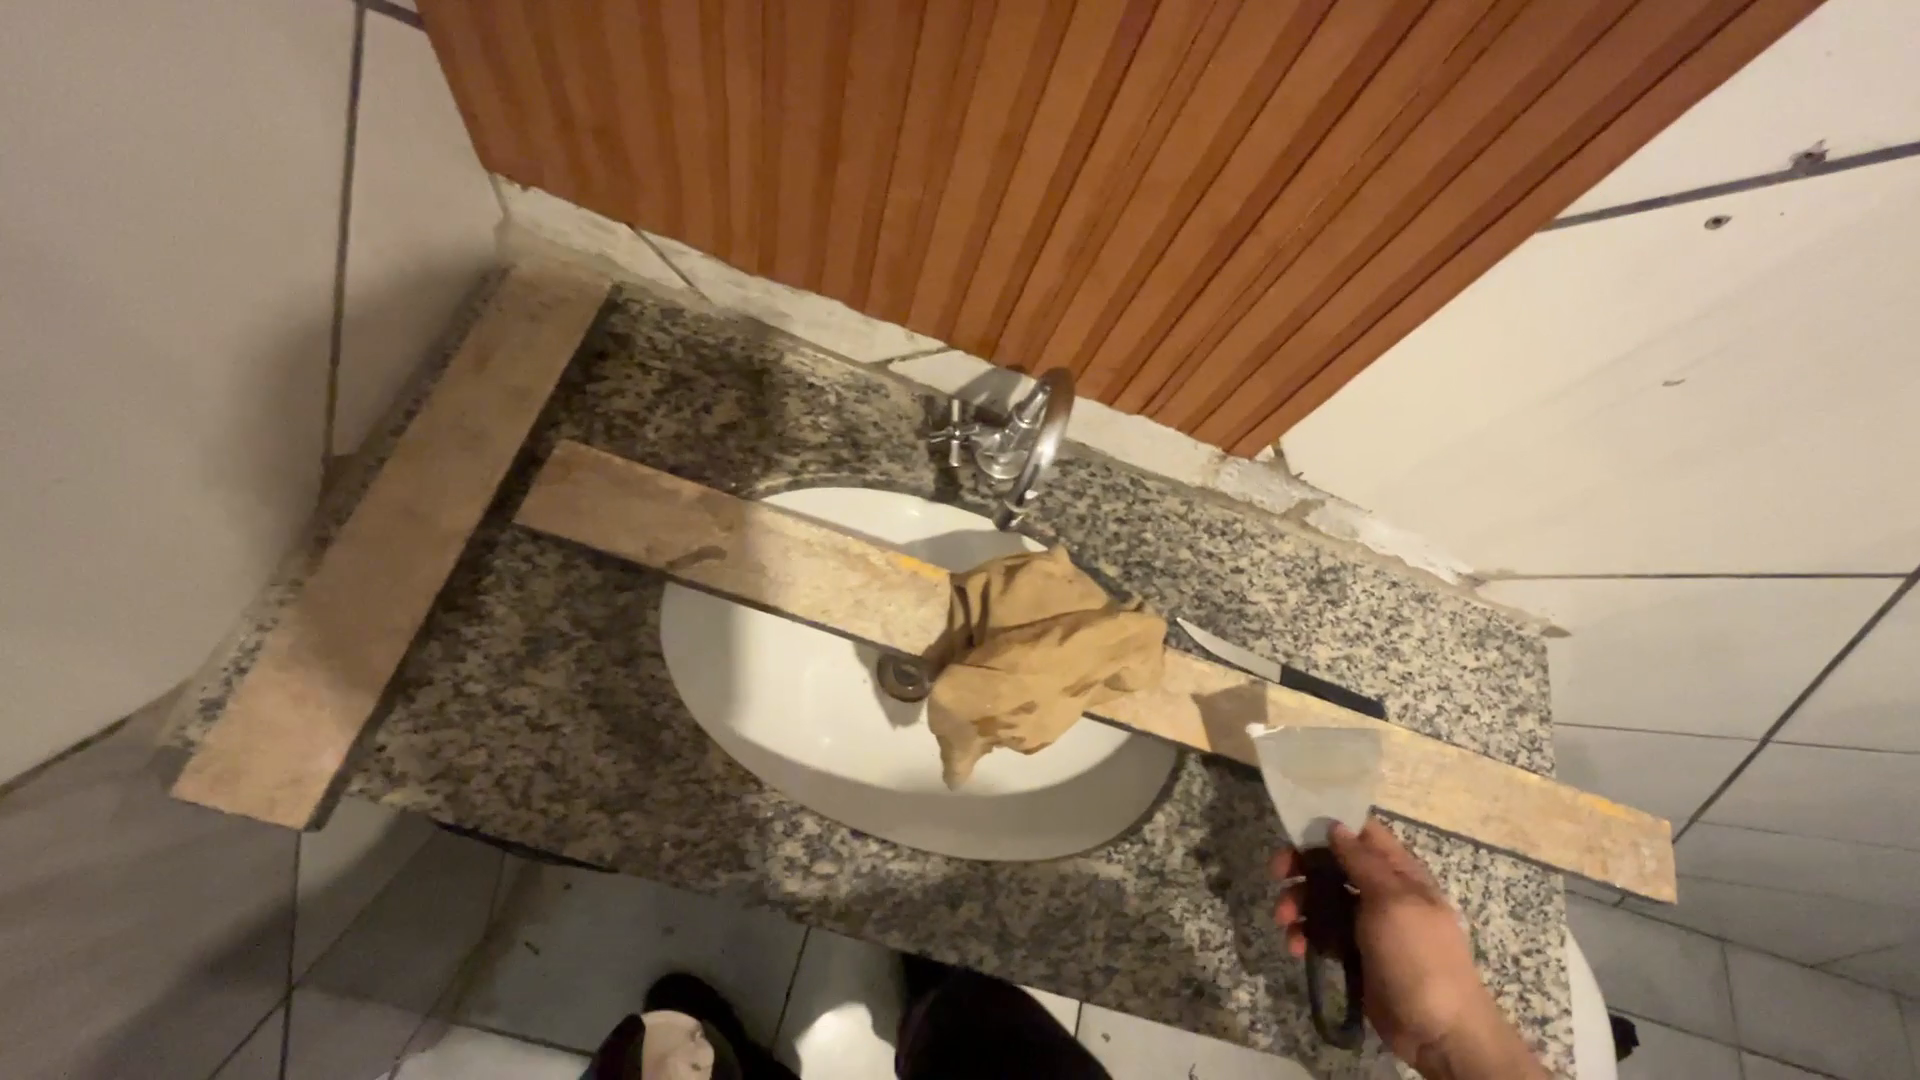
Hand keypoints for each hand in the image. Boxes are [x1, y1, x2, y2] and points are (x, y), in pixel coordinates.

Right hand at [1273, 820, 1541, 1077]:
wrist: (1440, 1034)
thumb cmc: (1419, 958)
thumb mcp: (1392, 902)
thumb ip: (1362, 862)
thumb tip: (1336, 826)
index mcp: (1401, 873)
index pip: (1363, 832)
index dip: (1329, 824)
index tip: (1295, 828)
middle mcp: (1383, 892)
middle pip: (1333, 864)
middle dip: (1302, 867)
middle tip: (1277, 873)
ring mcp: (1369, 924)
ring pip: (1322, 899)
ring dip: (1298, 905)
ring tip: (1284, 922)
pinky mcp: (1356, 953)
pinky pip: (1323, 933)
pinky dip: (1306, 936)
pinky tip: (1297, 948)